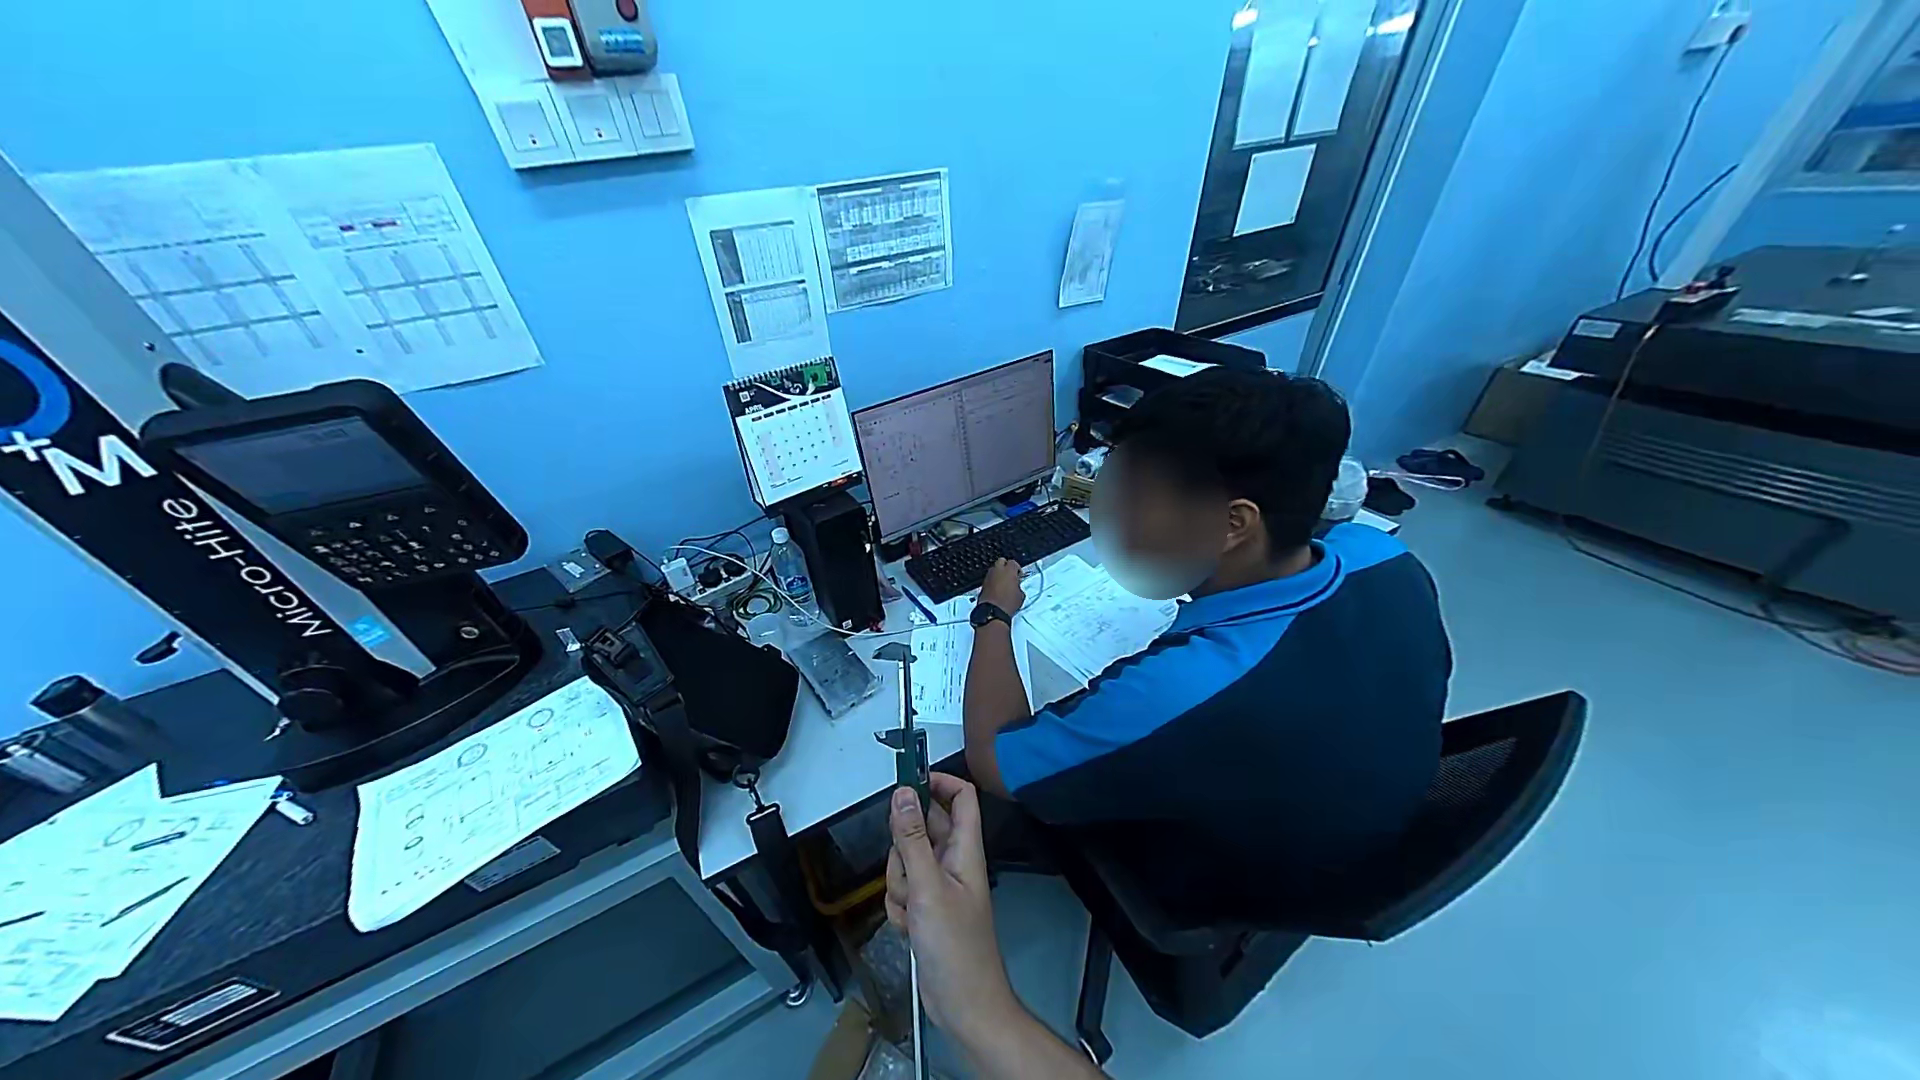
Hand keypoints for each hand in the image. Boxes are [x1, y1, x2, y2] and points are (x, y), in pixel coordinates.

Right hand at [886, 775, 1017, 1038]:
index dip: (938, 782)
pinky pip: (902, 889)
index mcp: (965, 847)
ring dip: (900, 883)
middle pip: (922, 827)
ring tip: (912, 908)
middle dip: (904, 848)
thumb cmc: (955, 945)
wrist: (963, 1005)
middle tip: (907, 872)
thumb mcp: (928, 886)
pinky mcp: (925, 906)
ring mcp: (938, 884)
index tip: (907, 784)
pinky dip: (899, 906)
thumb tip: (903, 793)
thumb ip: (912, 838)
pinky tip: (909, 927)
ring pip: (906, 860)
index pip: (960, 796)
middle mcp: (953, 859)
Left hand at [979, 558, 1026, 616]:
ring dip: (998, 573)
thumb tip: (1017, 586)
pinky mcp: (982, 584)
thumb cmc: (1008, 603)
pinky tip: (997, 589)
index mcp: (1009, 570)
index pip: (1014, 563)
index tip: (1019, 575)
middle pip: (1001, 561)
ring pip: (994, 569)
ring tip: (1003, 583)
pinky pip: (989, 578)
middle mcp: (997, 570)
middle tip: (1010, 575)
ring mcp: (988, 576)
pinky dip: (992, 581)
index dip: (1017, 569)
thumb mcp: (1021, 595)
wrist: (993, 612)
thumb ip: (1019, 586)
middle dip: (1006, 566)